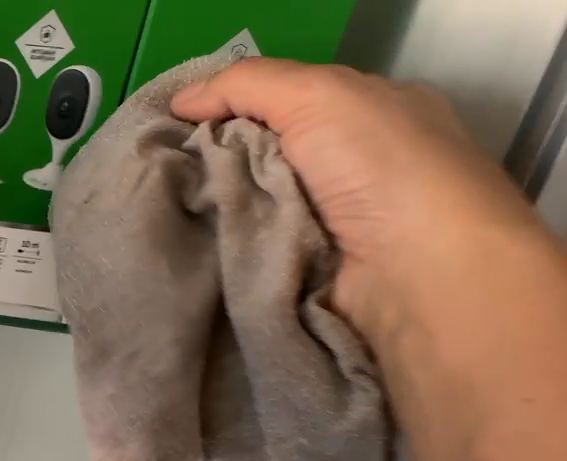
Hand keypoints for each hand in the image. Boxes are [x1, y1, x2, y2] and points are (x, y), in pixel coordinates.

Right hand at [172, 59, 553, 345]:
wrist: (412, 269)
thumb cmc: (380, 168)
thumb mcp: (319, 95)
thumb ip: (249, 85)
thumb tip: (181, 99)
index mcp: (359, 115)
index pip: (275, 105)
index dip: (222, 112)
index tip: (167, 130)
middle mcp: (341, 166)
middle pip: (252, 159)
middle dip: (205, 166)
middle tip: (154, 175)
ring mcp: (317, 222)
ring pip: (241, 209)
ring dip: (205, 213)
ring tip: (158, 214)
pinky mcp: (295, 269)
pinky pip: (242, 253)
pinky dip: (216, 252)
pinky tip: (183, 249)